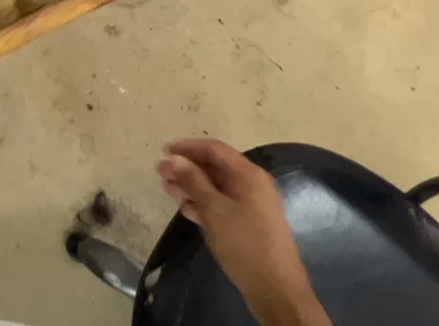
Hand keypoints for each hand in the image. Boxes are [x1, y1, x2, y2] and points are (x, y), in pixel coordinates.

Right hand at [159, 140, 327, 325]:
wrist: (276, 292)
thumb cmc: (244, 244)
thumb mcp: (214, 209)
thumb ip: (192, 180)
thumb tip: (174, 158)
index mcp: (249, 175)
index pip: (214, 149)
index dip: (187, 147)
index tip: (163, 152)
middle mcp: (252, 185)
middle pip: (214, 167)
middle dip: (187, 169)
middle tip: (162, 175)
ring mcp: (251, 205)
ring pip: (216, 187)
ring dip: (192, 187)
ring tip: (169, 191)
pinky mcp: (248, 224)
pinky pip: (222, 204)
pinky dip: (203, 204)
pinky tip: (187, 210)